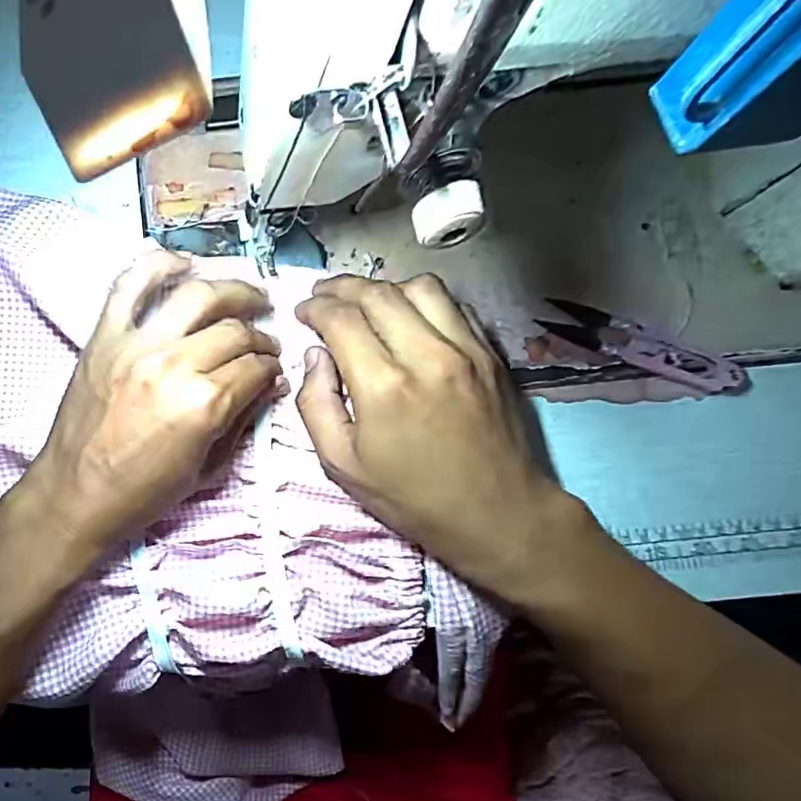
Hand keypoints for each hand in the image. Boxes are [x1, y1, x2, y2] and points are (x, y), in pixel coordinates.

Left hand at [27, 252, 282, 554]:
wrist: (78, 494)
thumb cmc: (146, 491)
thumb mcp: (209, 467)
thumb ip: (243, 420)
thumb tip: (270, 386)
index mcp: (205, 404)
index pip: (255, 368)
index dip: (272, 368)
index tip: (274, 370)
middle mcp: (175, 365)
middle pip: (234, 331)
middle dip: (261, 336)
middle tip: (267, 341)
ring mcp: (137, 345)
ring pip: (198, 296)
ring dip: (233, 290)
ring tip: (249, 296)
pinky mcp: (105, 336)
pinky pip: (130, 284)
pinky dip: (158, 264)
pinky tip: (182, 261)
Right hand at [293, 274, 585, 601]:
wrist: (495, 513)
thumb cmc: (412, 498)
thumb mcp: (343, 465)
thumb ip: (317, 405)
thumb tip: (316, 356)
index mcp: (383, 387)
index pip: (341, 318)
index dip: (315, 308)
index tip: (305, 312)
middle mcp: (426, 355)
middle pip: (377, 293)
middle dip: (342, 287)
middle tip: (325, 296)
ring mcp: (465, 350)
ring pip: (420, 287)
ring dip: (385, 287)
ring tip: (367, 303)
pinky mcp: (490, 354)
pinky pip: (454, 305)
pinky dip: (424, 301)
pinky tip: (411, 317)